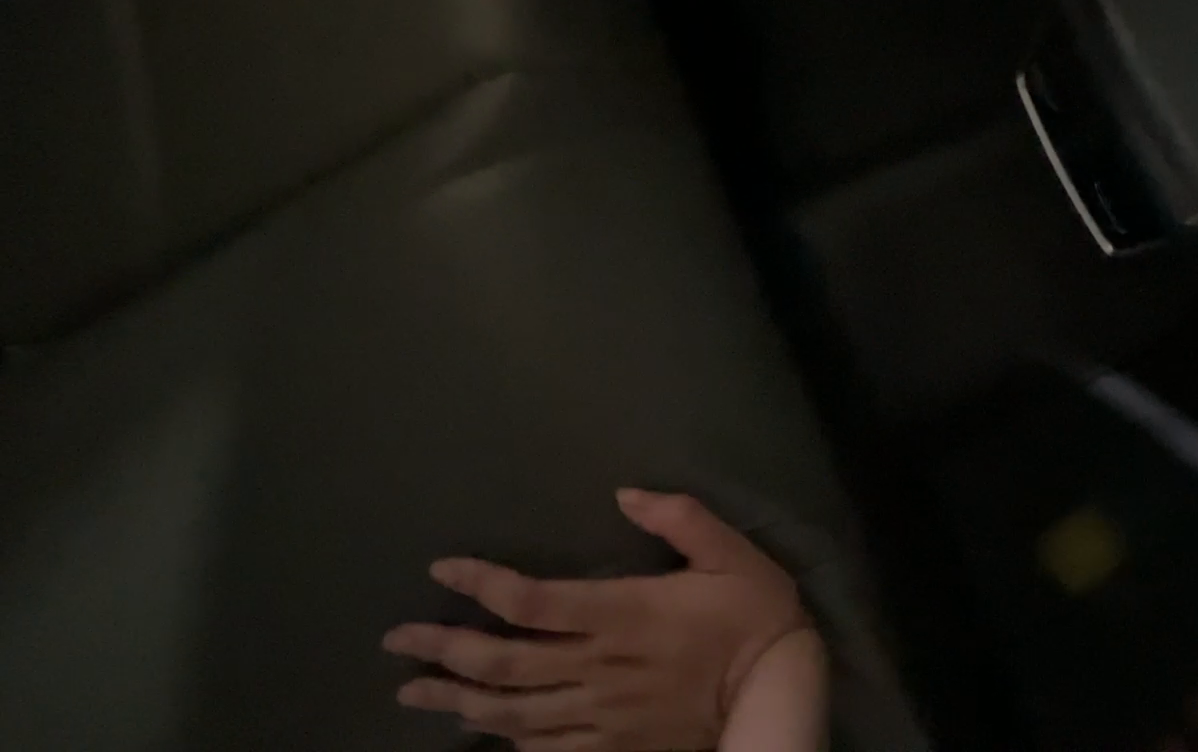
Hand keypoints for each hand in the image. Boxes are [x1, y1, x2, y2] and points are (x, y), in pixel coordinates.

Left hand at [383, 489, 812, 750]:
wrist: (775, 688)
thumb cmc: (753, 610)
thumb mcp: (730, 550)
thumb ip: (679, 517)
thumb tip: (624, 493)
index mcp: (626, 613)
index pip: (535, 601)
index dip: (483, 585)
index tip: (443, 570)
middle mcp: (599, 667)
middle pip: (505, 663)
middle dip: (446, 649)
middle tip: (398, 640)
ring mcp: (601, 714)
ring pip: (509, 713)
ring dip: (456, 701)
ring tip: (413, 691)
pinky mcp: (612, 746)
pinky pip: (541, 749)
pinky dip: (501, 740)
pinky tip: (480, 731)